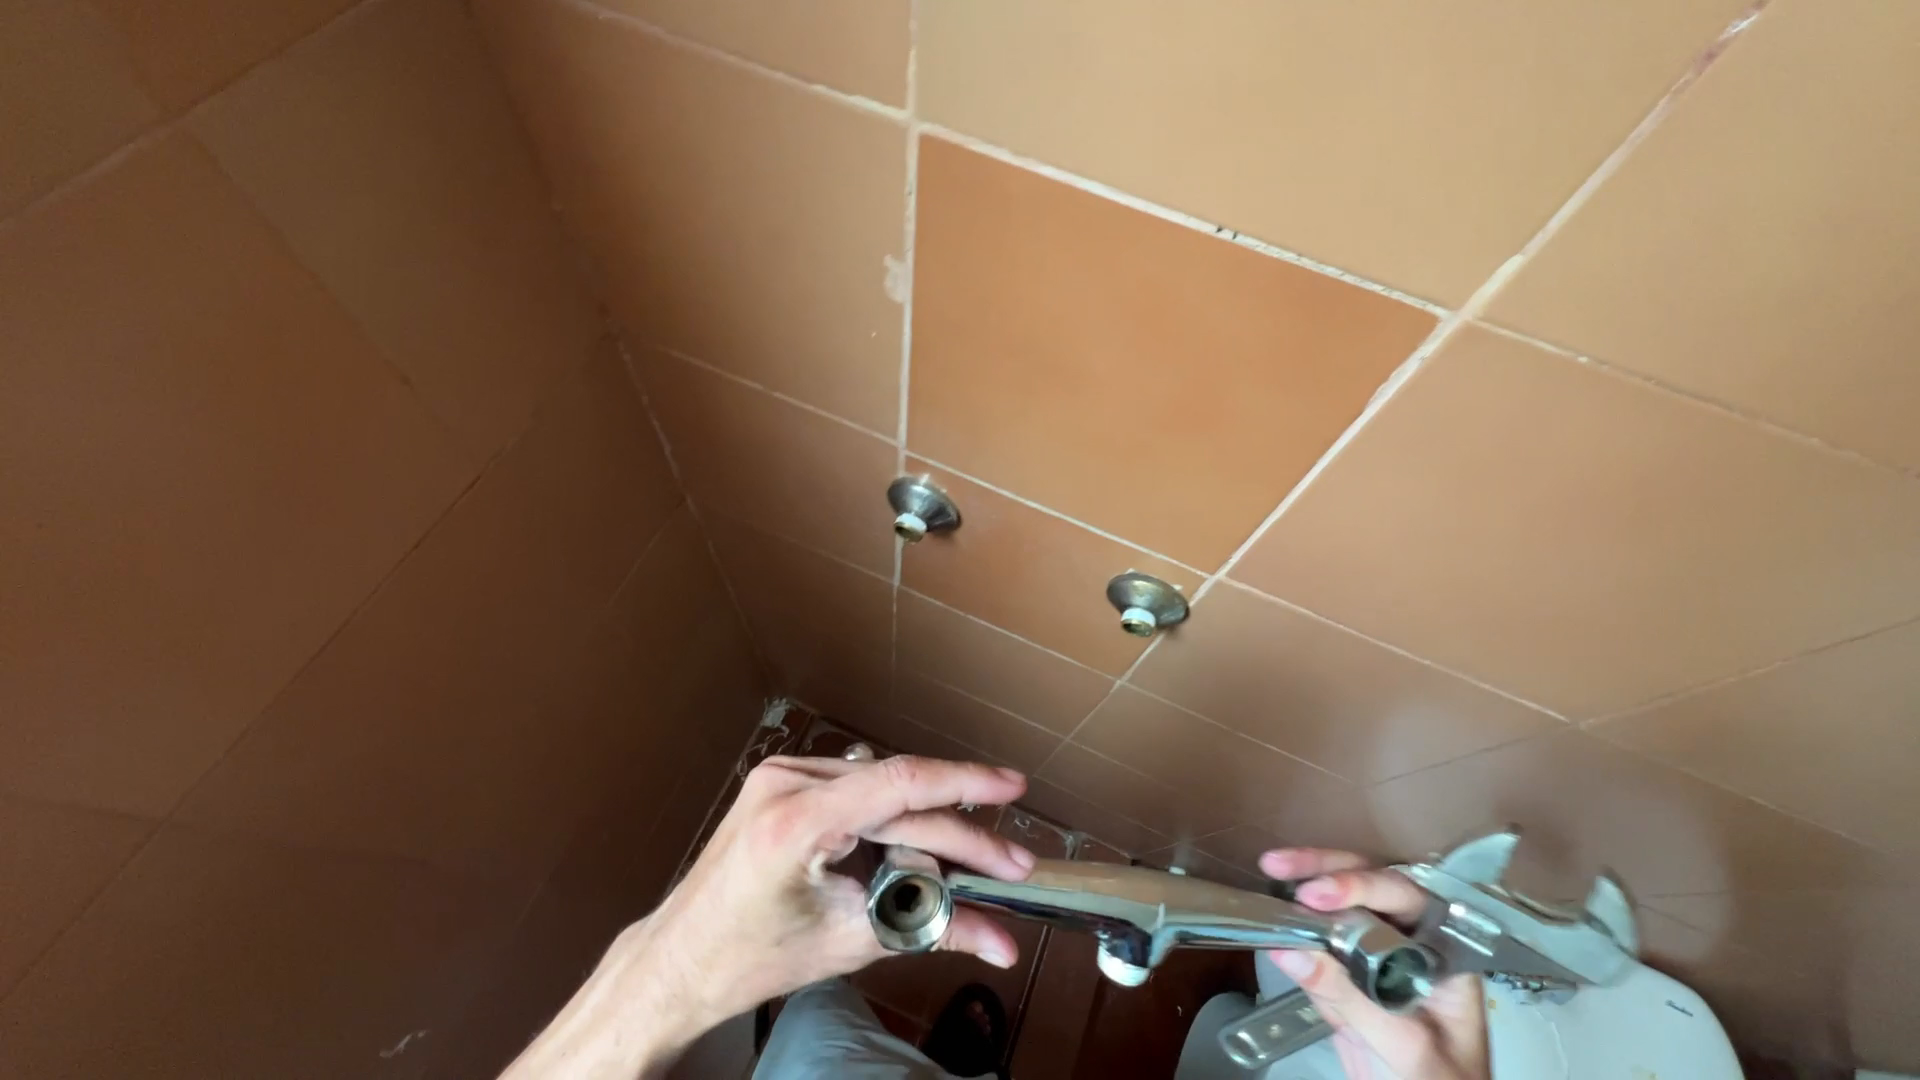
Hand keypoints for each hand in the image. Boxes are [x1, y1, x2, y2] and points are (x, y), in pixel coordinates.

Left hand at [502, 754, 1035, 1078]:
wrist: (679, 958)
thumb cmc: (750, 958)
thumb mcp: (849, 943)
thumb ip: (933, 931)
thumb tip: (1001, 942)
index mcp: (794, 820)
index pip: (900, 784)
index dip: (966, 783)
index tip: (1013, 787)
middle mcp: (786, 780)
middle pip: (898, 794)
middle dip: (959, 833)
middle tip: (1009, 863)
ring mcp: (780, 774)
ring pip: (881, 786)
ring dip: (927, 822)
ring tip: (968, 860)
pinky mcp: (781, 780)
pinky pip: (857, 787)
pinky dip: (892, 815)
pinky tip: (915, 842)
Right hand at [1261, 848, 1489, 1079]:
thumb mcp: (1403, 1048)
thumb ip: (1350, 998)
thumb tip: (1288, 949)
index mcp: (1442, 956)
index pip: (1406, 901)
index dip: (1361, 887)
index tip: (1316, 894)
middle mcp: (1410, 945)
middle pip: (1371, 887)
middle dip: (1326, 868)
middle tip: (1278, 865)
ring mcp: (1376, 957)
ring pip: (1341, 904)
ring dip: (1303, 881)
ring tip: (1269, 868)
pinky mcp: (1345, 975)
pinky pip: (1317, 940)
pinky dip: (1292, 922)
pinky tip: (1268, 911)